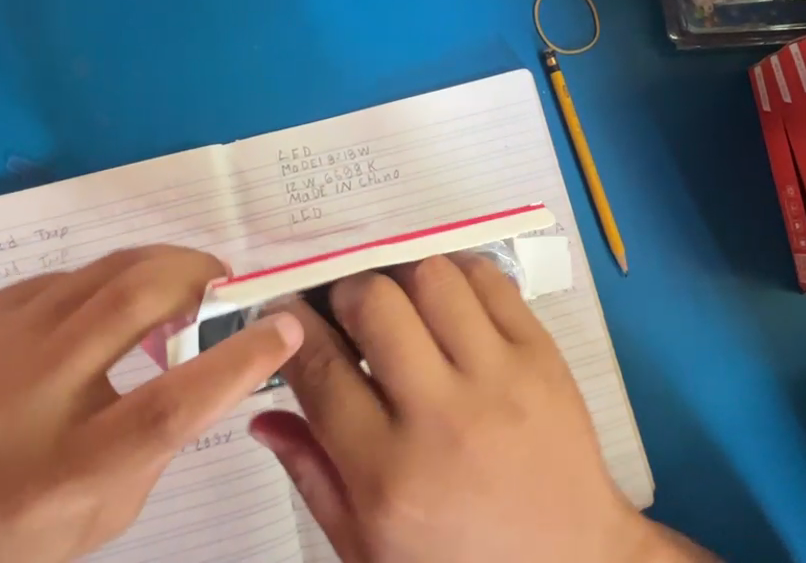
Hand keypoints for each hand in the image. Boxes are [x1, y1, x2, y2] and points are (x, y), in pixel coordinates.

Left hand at [0, 246, 301, 562]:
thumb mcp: (95, 518)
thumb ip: (155, 443)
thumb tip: (195, 363)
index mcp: (63, 470)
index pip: (175, 401)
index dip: (241, 358)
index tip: (285, 325)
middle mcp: (25, 396)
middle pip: (136, 296)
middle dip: (196, 272)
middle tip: (219, 283)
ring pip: (98, 272)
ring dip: (151, 272)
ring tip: (166, 293)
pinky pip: (53, 284)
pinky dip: (93, 290)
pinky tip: (90, 320)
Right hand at [250, 254, 708, 562]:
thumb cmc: (460, 560)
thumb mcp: (370, 546)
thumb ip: (314, 475)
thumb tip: (262, 414)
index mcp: (389, 475)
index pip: (321, 370)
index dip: (292, 326)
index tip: (286, 310)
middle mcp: (442, 417)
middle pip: (374, 304)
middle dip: (345, 290)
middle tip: (346, 305)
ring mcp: (500, 379)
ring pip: (432, 276)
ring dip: (401, 274)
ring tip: (398, 297)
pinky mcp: (542, 354)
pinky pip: (490, 279)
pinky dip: (457, 271)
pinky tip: (445, 294)